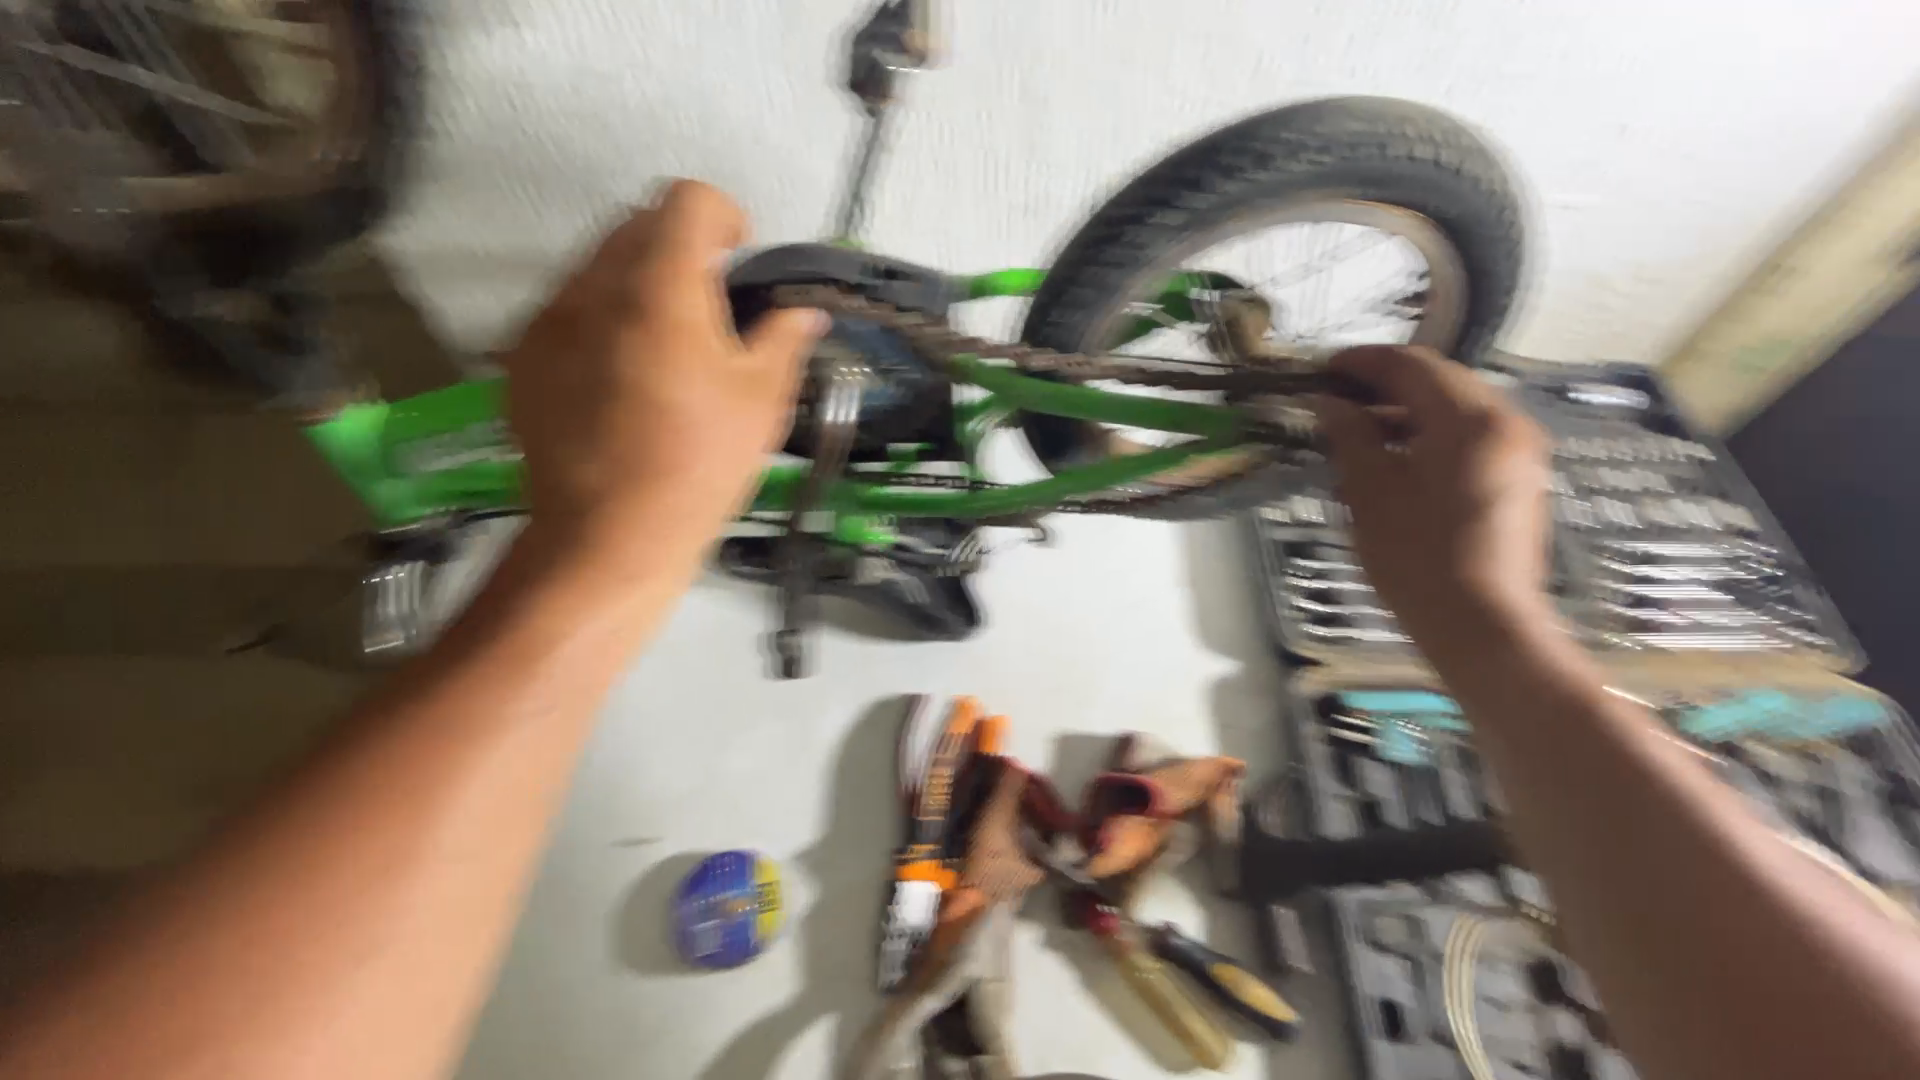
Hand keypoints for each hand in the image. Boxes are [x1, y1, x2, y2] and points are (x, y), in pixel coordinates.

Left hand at [501, 180, 826, 559]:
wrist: (609, 536)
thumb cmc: (699, 466)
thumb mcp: (761, 402)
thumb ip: (783, 339)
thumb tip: (802, 311)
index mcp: (660, 288)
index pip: (688, 199)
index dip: (725, 217)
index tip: (740, 262)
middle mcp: (593, 286)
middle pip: (638, 222)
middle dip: (681, 247)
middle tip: (711, 307)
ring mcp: (548, 320)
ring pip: (597, 263)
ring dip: (640, 280)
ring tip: (666, 345)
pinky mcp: (524, 356)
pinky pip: (568, 307)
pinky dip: (603, 317)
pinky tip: (624, 376)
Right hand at [1312, 346, 1555, 642]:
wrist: (1481, 625)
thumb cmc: (1417, 556)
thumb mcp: (1370, 491)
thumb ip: (1350, 435)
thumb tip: (1329, 402)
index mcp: (1471, 418)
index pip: (1413, 365)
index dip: (1362, 362)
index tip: (1321, 371)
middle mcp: (1507, 422)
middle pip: (1440, 382)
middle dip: (1384, 384)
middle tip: (1335, 400)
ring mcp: (1520, 452)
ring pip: (1456, 410)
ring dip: (1406, 412)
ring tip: (1357, 432)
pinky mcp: (1519, 481)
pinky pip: (1470, 438)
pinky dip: (1430, 436)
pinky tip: (1395, 461)